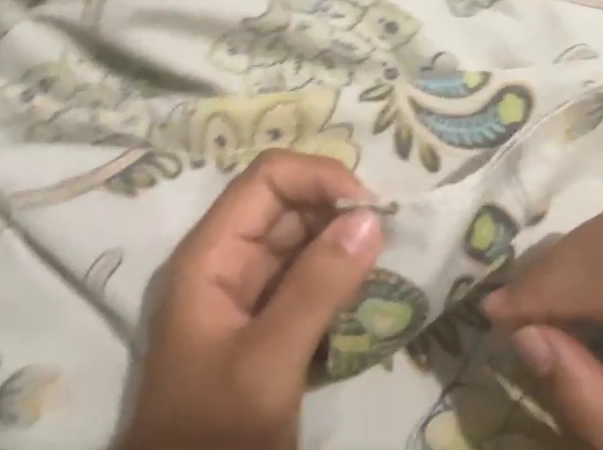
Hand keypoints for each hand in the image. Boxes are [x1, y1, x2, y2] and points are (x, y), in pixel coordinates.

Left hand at [117, 150, 385, 449]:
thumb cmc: (214, 430)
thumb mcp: (267, 363)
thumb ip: (316, 289)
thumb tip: (369, 217)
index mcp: (212, 254)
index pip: (267, 180)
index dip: (320, 178)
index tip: (373, 208)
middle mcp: (228, 261)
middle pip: (288, 207)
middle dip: (339, 213)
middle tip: (391, 242)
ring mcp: (247, 296)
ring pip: (303, 245)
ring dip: (345, 249)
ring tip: (388, 268)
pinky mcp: (267, 328)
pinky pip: (308, 284)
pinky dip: (340, 284)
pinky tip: (371, 298)